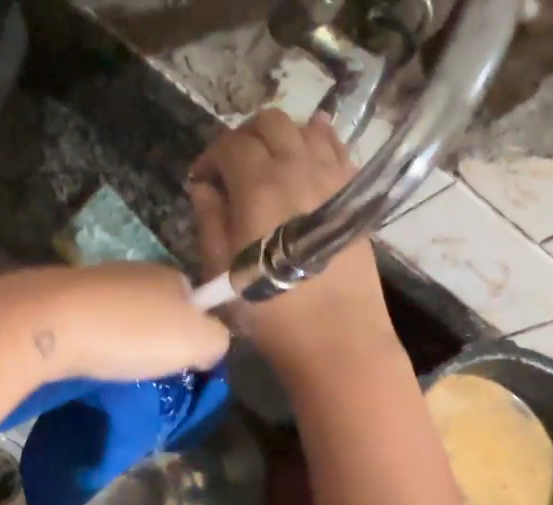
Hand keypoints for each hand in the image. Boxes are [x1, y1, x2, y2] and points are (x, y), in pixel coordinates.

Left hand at [0, 263, 229, 382]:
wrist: (49, 323)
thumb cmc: (131, 333)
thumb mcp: (196, 342)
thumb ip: (216, 341)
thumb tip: (210, 345)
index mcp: (170, 275)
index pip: (194, 300)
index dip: (192, 332)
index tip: (179, 363)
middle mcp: (133, 270)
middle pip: (154, 307)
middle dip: (152, 336)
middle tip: (145, 371)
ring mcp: (92, 282)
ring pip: (116, 315)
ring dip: (117, 340)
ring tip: (112, 370)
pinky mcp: (57, 300)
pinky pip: (85, 324)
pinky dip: (87, 342)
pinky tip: (82, 360)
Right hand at [188, 110, 401, 376]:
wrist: (335, 334)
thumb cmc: (270, 311)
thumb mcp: (223, 272)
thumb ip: (209, 221)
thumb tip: (204, 188)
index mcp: (258, 187)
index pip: (229, 144)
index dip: (209, 157)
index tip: (199, 181)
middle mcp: (297, 167)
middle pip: (269, 122)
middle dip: (242, 138)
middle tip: (230, 170)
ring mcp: (331, 174)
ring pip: (303, 126)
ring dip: (278, 138)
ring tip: (266, 168)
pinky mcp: (352, 189)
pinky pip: (334, 144)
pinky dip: (314, 140)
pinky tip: (303, 156)